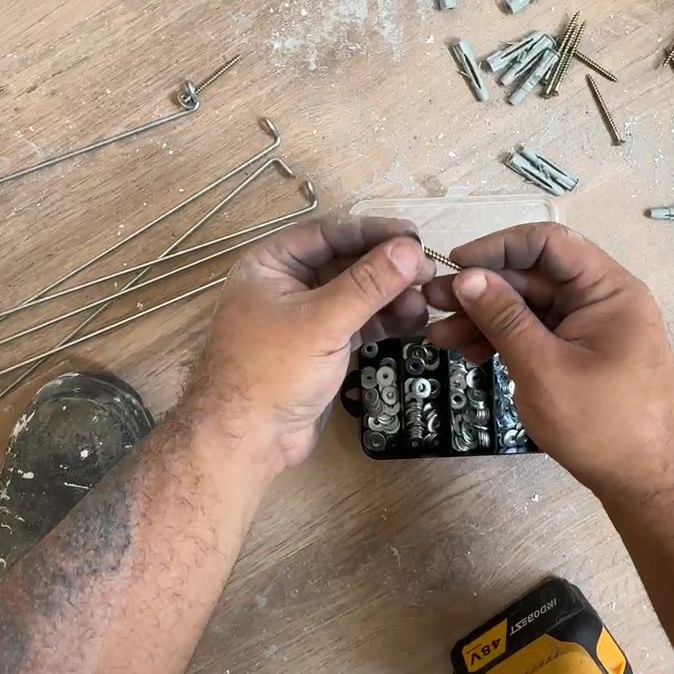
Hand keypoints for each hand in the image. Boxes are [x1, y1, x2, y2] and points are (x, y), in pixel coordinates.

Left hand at [187, 217, 434, 469]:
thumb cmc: (271, 371)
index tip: (413, 236)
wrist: (245, 441)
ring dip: (390, 296)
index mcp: (271, 264)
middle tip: (427, 273)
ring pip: (355, 294)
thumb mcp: (321, 322)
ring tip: (425, 302)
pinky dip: (383, 320)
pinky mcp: (320, 346)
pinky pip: (357, 321)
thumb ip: (367, 284)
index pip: (328, 233)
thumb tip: (410, 250)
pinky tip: (414, 321)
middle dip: (386, 268)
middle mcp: (286, 284)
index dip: (372, 232)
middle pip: (345, 262)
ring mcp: (304, 317)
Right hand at [424, 223, 673, 501]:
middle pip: (531, 276)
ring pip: (525, 307)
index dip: (497, 247)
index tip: (456, 264)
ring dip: (482, 317)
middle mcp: (598, 300)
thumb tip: (466, 277)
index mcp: (607, 289)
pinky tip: (468, 352)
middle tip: (432, 303)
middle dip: (480, 288)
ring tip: (439, 336)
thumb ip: (503, 318)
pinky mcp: (576, 354)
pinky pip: (533, 333)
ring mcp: (587, 328)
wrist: (653, 489)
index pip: (547, 243)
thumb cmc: (605, 425)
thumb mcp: (544, 368)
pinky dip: (501, 339)